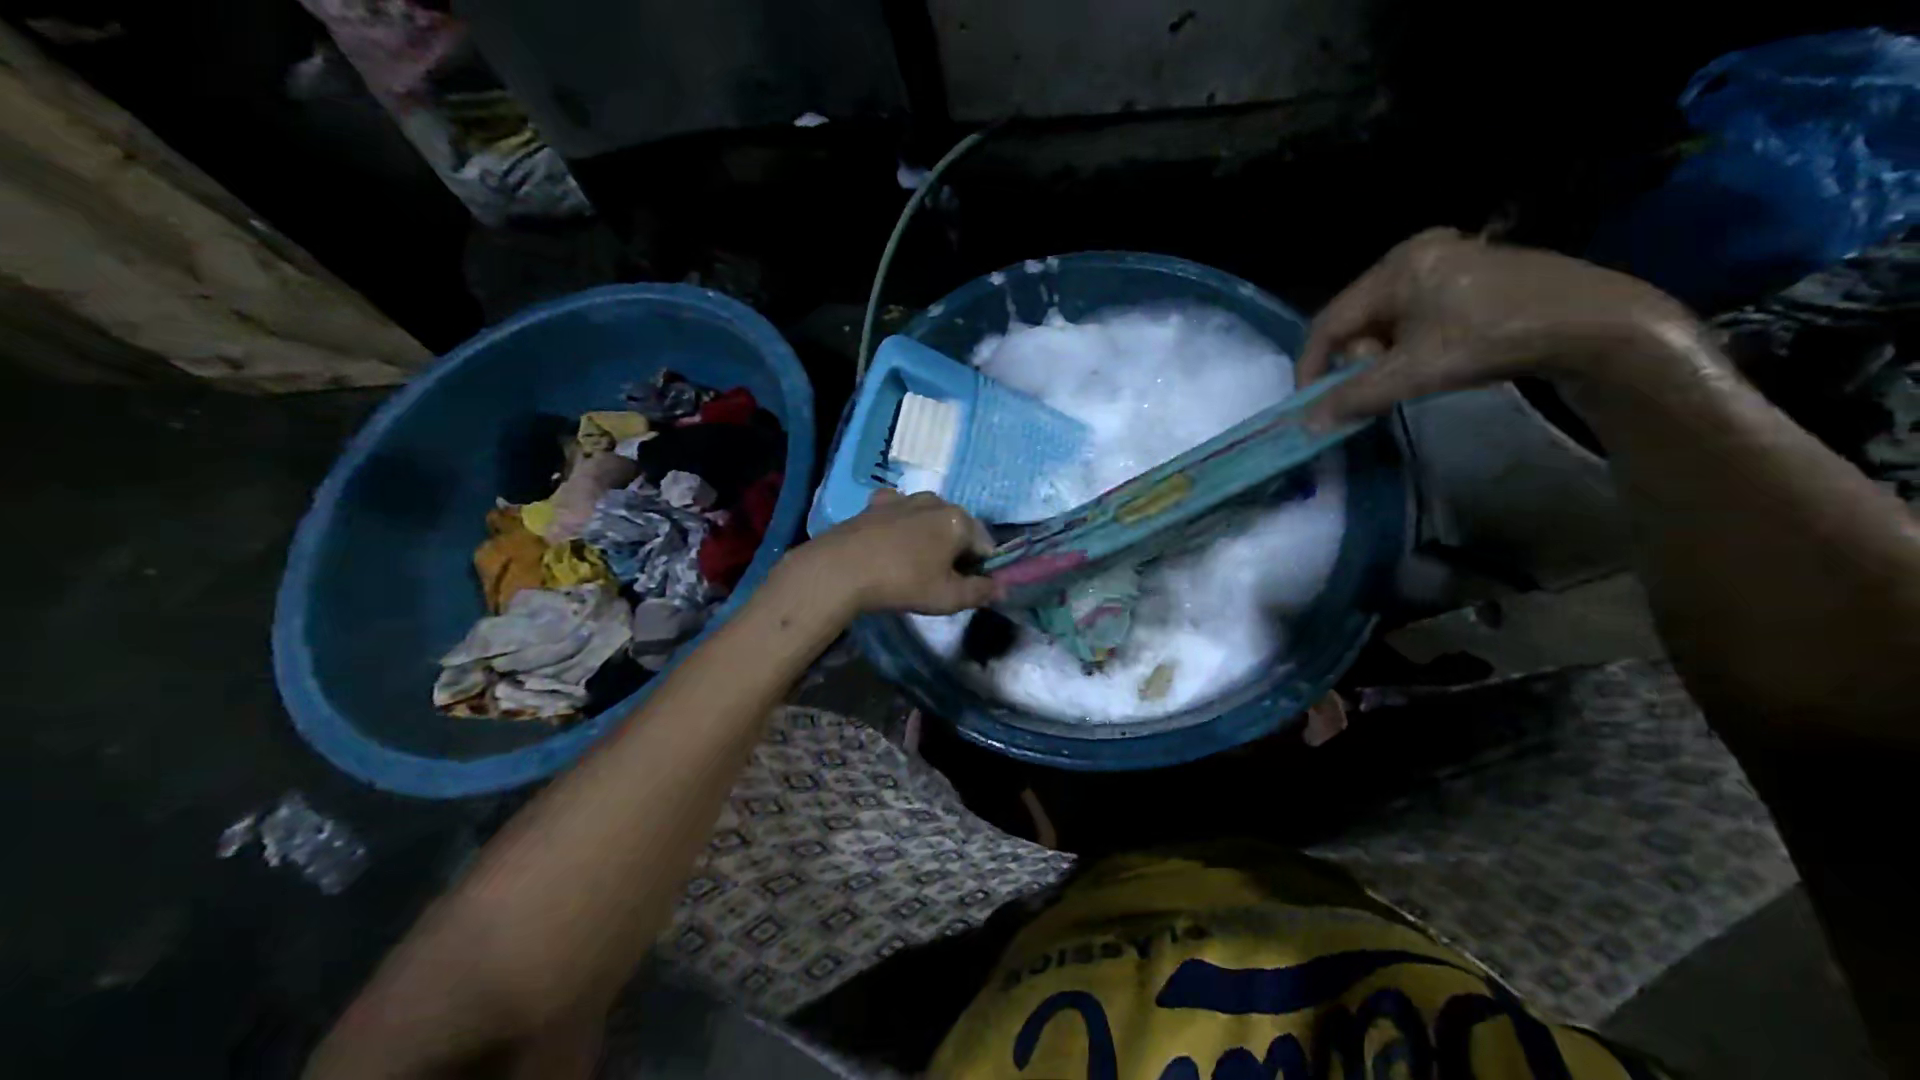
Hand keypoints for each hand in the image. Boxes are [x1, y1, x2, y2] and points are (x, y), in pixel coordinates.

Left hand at [788, 491, 996, 615]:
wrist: (841, 569)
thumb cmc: (903, 583)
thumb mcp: (948, 597)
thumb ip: (980, 592)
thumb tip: (1002, 588)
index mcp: (959, 520)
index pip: (985, 545)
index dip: (981, 569)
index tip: (966, 588)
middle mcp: (935, 501)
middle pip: (958, 528)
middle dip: (956, 551)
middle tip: (939, 580)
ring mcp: (903, 498)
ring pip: (929, 518)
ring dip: (929, 537)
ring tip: (913, 564)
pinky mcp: (875, 503)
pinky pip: (900, 512)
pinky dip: (902, 525)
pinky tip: (891, 543)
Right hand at [1298, 228, 1705, 422]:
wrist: (1601, 326)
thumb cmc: (1495, 339)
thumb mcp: (1414, 372)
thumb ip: (1352, 397)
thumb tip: (1305, 423)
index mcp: (1397, 264)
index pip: (1330, 320)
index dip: (1312, 365)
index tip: (1310, 403)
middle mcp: (1418, 252)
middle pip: (1358, 318)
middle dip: (1355, 360)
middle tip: (1373, 389)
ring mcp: (1451, 260)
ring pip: (1387, 320)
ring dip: (1382, 357)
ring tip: (1405, 380)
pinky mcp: (1476, 276)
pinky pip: (1417, 315)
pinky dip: (1409, 345)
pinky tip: (1430, 362)